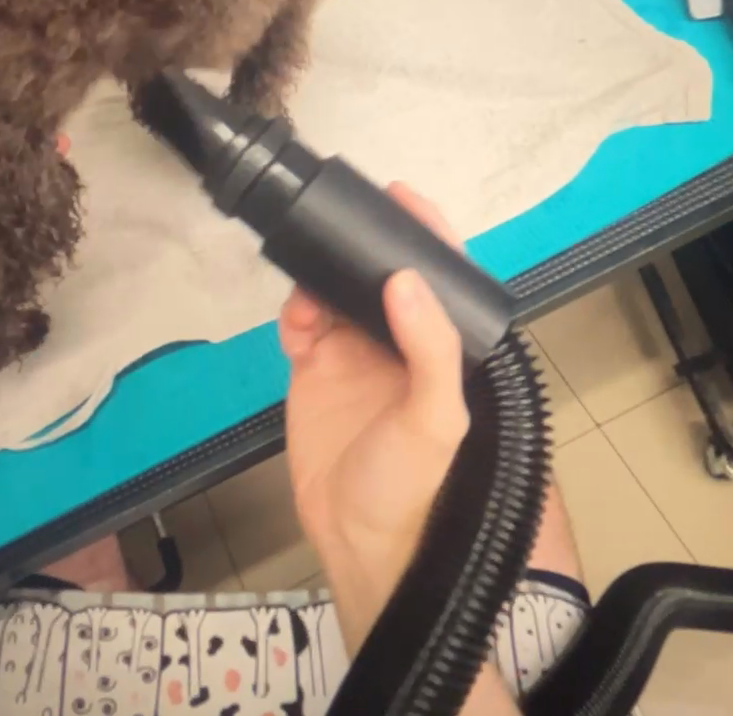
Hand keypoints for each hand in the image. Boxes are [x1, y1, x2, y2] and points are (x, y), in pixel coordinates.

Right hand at [279, 184, 469, 642]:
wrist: (355, 538)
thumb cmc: (410, 478)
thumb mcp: (435, 416)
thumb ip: (431, 347)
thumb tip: (406, 277)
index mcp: (437, 345)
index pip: (435, 277)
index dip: (424, 233)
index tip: (401, 194)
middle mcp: (397, 339)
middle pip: (379, 275)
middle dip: (360, 248)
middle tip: (337, 221)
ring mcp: (353, 350)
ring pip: (335, 292)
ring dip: (321, 282)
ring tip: (311, 294)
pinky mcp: (314, 366)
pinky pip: (302, 324)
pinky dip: (296, 314)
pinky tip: (296, 326)